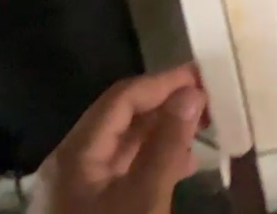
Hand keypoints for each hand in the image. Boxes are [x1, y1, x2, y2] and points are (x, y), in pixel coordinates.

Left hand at [29, 66, 207, 213]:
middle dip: (164, 106)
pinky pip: (121, 171)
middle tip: (207, 100)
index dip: (163, 83)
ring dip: (161, 132)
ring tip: (201, 128)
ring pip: (122, 146)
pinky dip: (152, 159)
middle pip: (119, 119)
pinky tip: (181, 166)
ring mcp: (75, 193)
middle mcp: (69, 166)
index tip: (203, 78)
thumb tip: (190, 93)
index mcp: (74, 155)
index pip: (121, 99)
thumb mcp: (144, 199)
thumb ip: (167, 143)